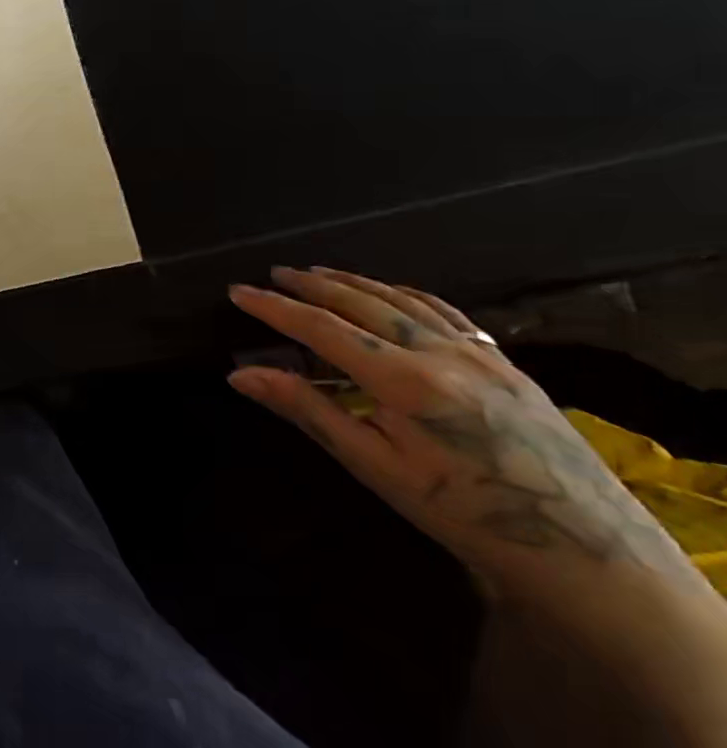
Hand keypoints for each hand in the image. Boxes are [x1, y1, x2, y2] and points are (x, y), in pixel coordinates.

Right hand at [228, 267, 702, 598]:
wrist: (586, 551)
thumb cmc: (462, 512)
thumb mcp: (373, 465)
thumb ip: (307, 410)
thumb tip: (240, 375)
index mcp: (405, 380)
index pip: (322, 329)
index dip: (275, 308)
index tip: (237, 292)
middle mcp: (443, 354)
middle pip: (364, 303)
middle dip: (313, 285)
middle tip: (274, 274)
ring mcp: (482, 355)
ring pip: (406, 301)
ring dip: (357, 283)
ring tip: (320, 273)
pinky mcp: (508, 364)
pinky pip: (448, 313)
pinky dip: (407, 294)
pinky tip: (392, 293)